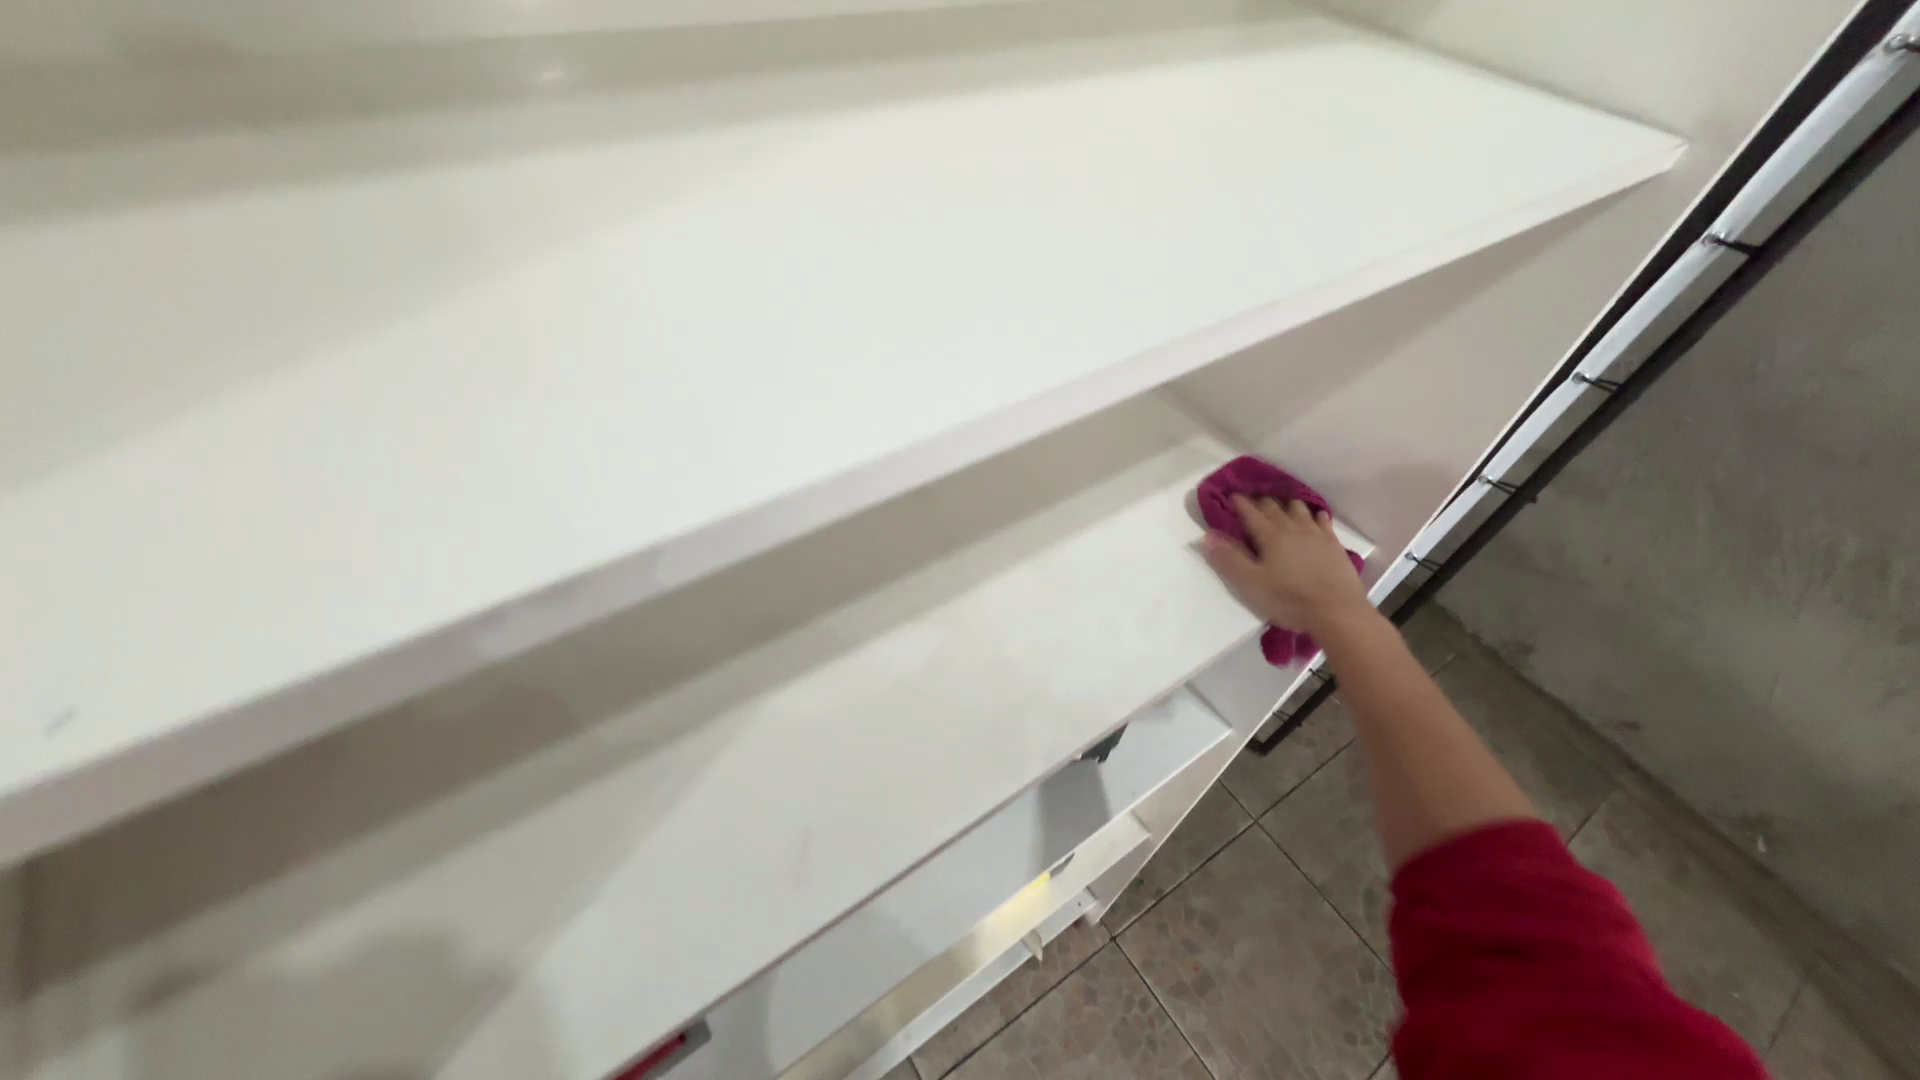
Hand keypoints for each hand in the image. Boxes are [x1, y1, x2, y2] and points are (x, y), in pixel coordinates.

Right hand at [1203, 495, 1369, 635]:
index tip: (1230, 495)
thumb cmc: (1289, 599)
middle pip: (1273, 506)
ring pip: (1298, 508)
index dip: (1238, 502)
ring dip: (1286, 503)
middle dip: (1260, 500)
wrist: (1337, 611)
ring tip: (1280, 505)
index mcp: (1269, 536)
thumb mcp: (1251, 583)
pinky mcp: (1333, 544)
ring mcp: (1316, 534)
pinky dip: (1314, 515)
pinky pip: (1322, 520)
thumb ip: (1229, 558)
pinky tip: (1314, 516)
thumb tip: (1208, 535)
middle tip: (1251, 499)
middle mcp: (1292, 528)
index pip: (1249, 512)